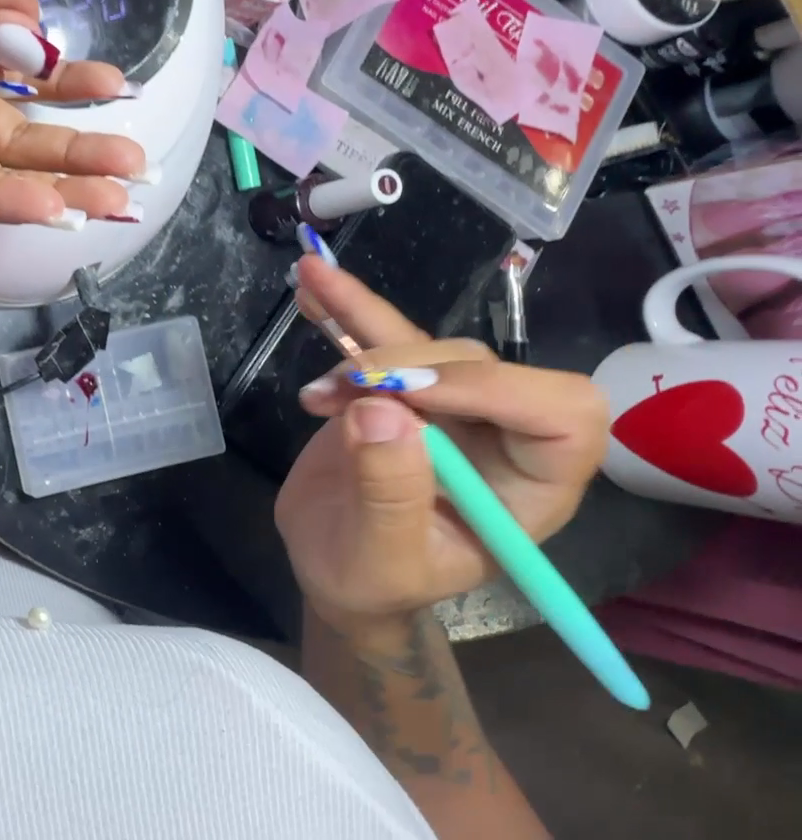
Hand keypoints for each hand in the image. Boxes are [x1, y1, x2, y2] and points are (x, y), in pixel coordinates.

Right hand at [274, 256, 608, 631]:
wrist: (332, 565)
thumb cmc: (370, 580)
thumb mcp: (381, 555)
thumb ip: (389, 491)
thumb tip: (379, 409)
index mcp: (529, 486)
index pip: (557, 414)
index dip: (490, 388)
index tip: (401, 393)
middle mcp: (500, 436)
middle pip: (480, 366)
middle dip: (403, 366)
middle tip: (334, 389)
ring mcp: (447, 409)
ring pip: (424, 344)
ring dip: (363, 334)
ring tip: (309, 318)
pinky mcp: (396, 392)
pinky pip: (380, 340)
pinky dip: (346, 312)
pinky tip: (312, 286)